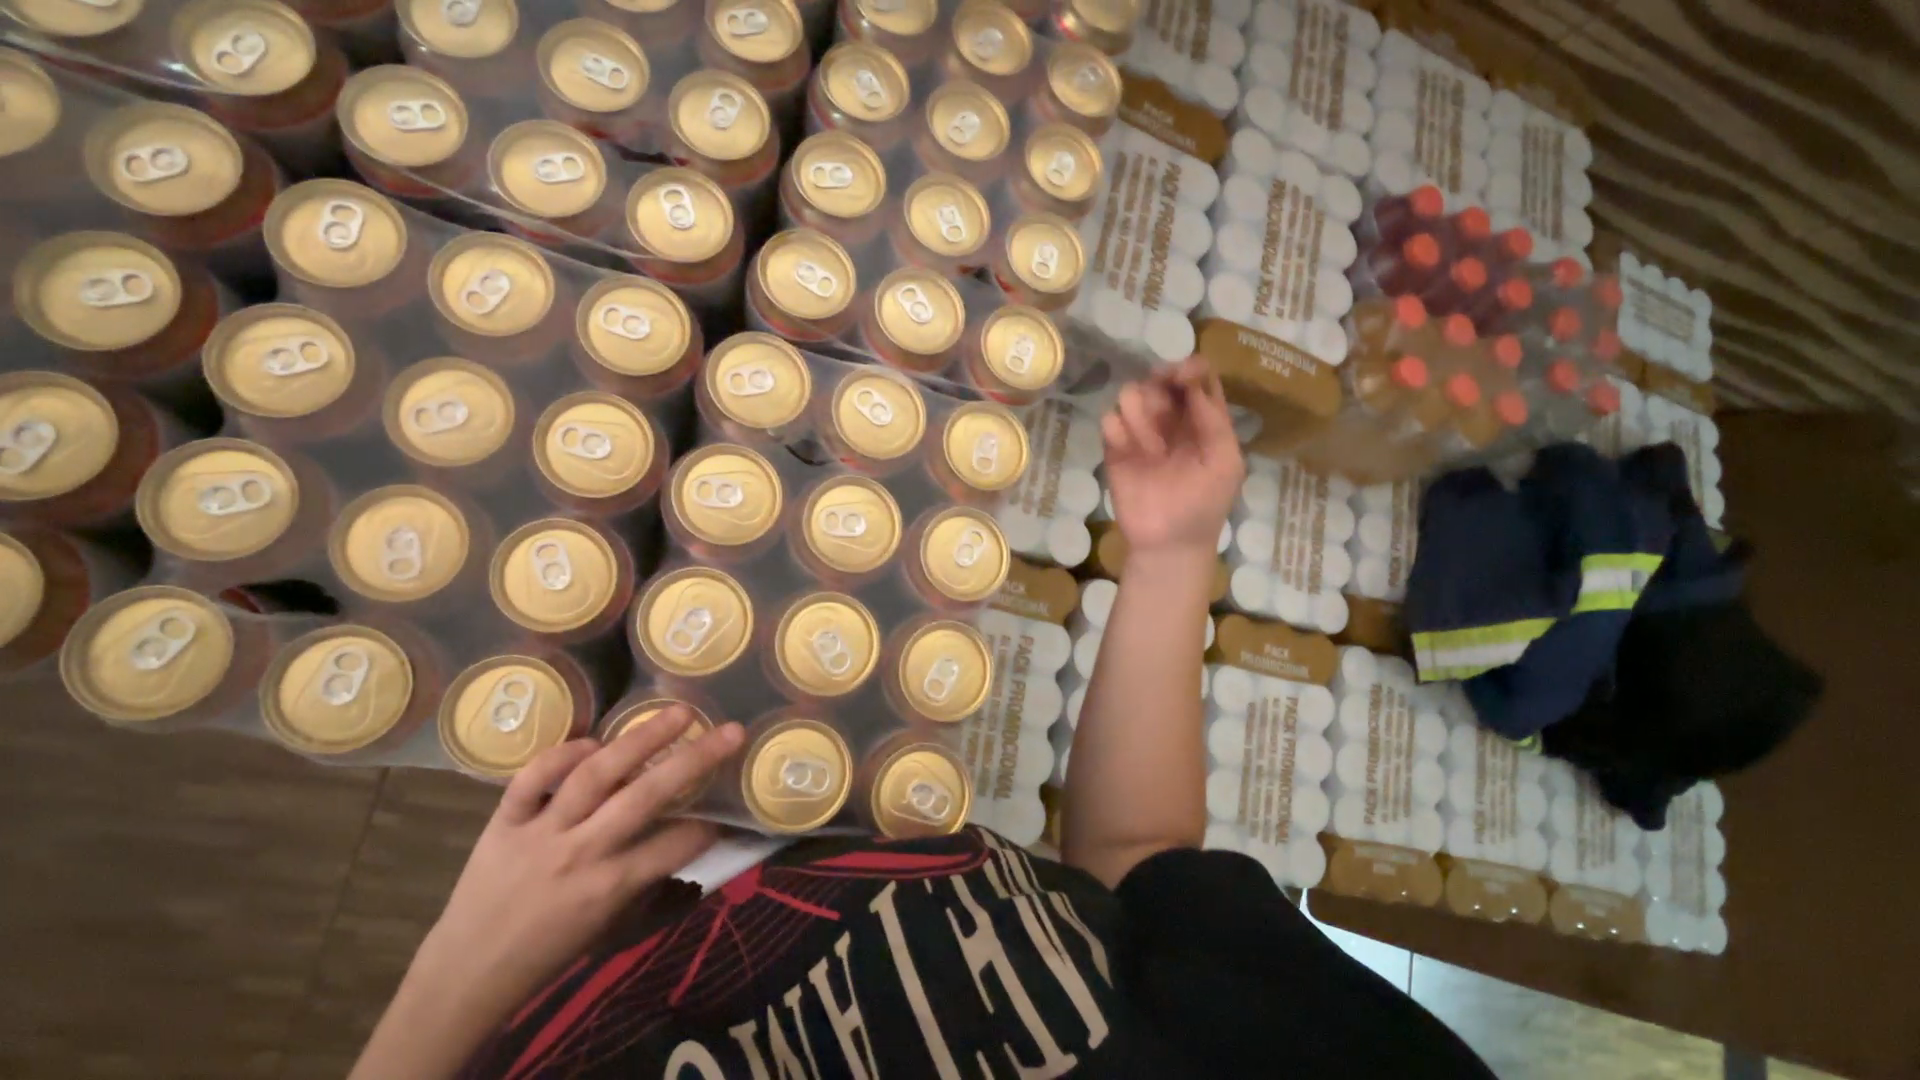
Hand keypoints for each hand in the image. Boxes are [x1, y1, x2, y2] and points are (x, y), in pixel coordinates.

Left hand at [408, 710, 743, 1021]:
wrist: (470, 970)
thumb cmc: (551, 950)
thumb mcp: (610, 925)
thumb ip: (648, 880)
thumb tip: (687, 840)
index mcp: (611, 886)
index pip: (676, 845)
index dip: (709, 825)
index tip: (727, 808)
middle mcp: (581, 852)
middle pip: (646, 796)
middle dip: (695, 759)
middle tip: (731, 731)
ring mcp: (541, 831)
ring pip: (596, 774)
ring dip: (641, 739)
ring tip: (677, 712)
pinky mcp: (504, 820)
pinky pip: (533, 778)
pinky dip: (563, 754)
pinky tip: (592, 742)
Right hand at [1102, 357, 1244, 558]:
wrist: (1169, 542)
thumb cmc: (1205, 505)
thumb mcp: (1226, 463)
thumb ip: (1215, 422)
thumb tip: (1194, 384)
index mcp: (1201, 418)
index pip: (1195, 376)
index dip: (1188, 368)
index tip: (1181, 377)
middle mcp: (1170, 419)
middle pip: (1158, 379)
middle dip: (1160, 390)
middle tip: (1163, 414)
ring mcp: (1140, 432)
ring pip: (1130, 394)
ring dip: (1141, 415)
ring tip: (1152, 449)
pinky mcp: (1115, 449)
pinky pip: (1109, 421)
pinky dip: (1119, 431)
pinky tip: (1132, 453)